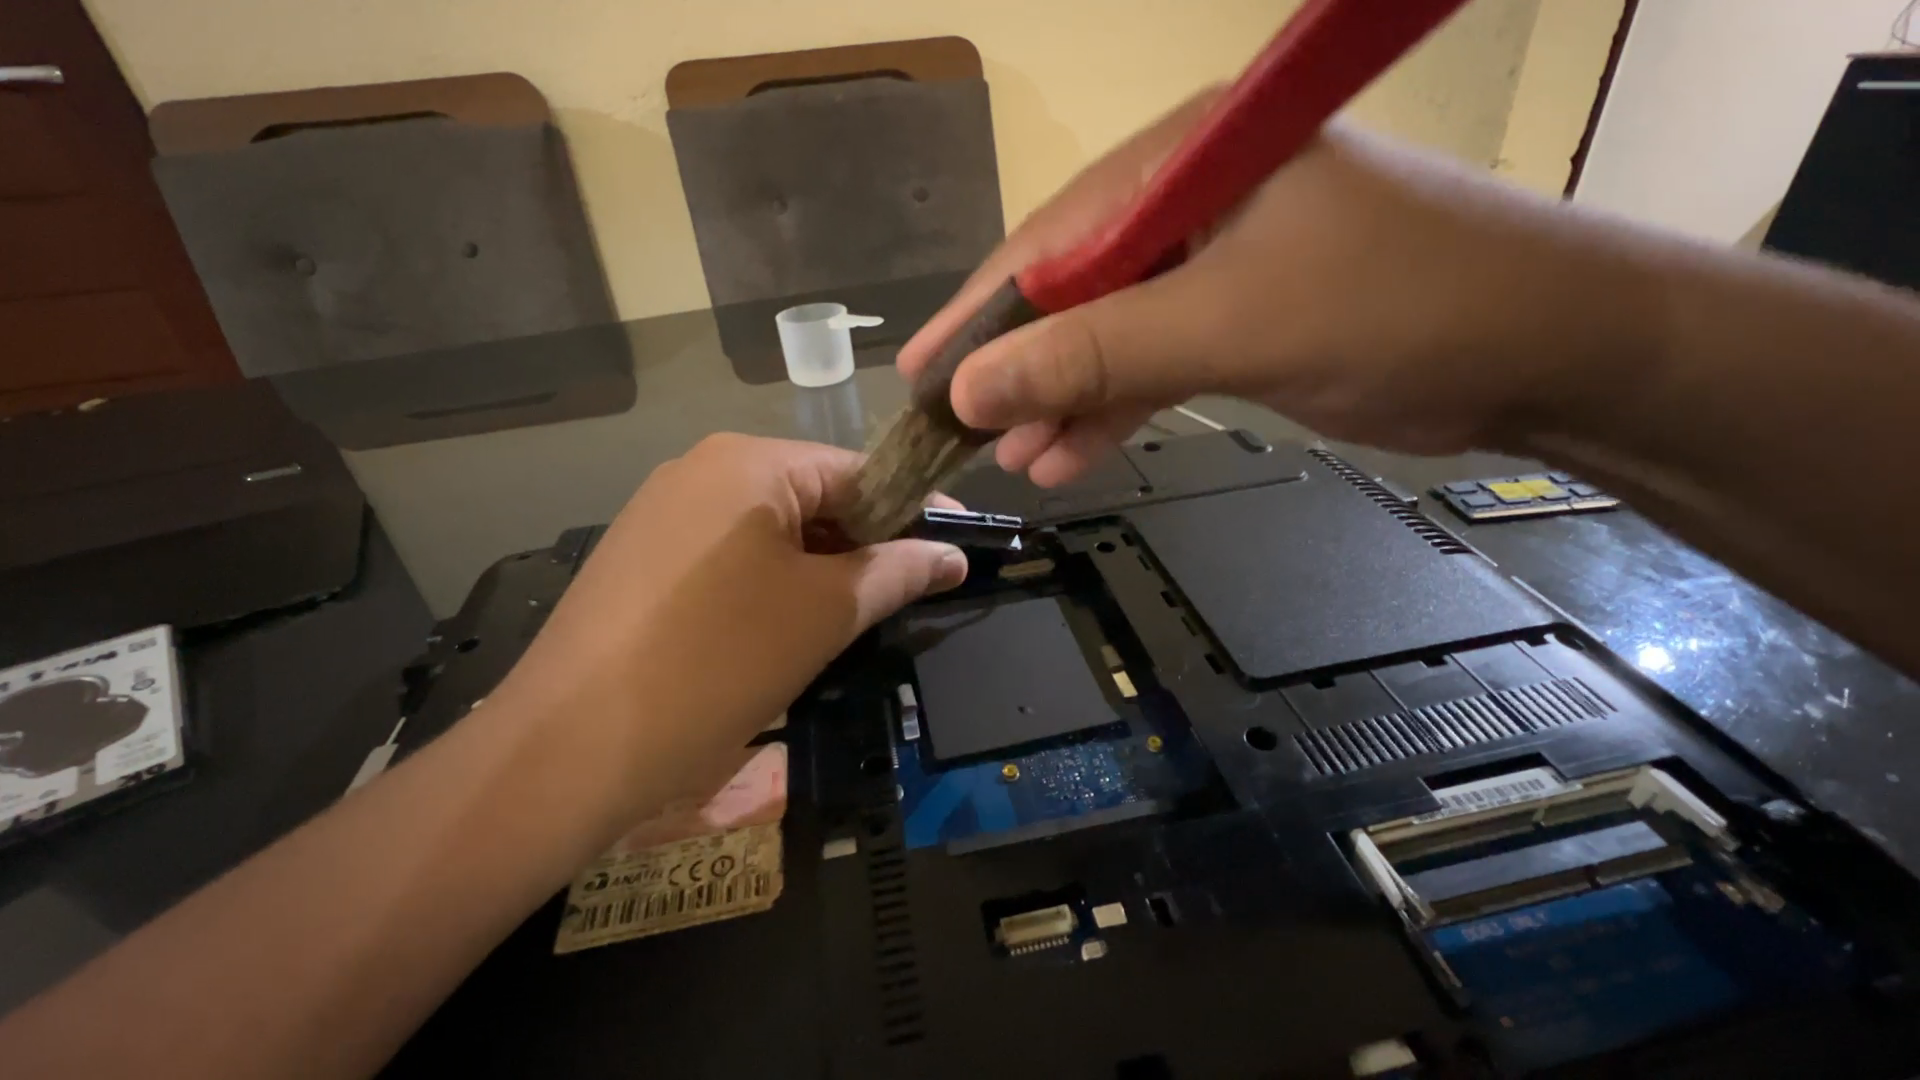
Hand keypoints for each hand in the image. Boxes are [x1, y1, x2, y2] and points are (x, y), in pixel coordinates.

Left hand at [488, 435, 967, 807]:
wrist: (572, 745)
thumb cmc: (720, 660)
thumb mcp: (826, 614)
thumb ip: (898, 571)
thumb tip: (953, 553)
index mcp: (749, 461)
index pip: (857, 470)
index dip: (912, 511)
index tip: (954, 550)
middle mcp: (700, 468)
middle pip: (810, 497)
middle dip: (861, 545)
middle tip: (902, 597)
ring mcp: (660, 512)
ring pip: (767, 530)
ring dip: (815, 570)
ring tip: (843, 623)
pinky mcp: (637, 558)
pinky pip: (726, 555)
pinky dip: (766, 584)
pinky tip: (774, 632)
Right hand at [899, 89, 1651, 484]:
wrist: (1548, 351)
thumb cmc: (1396, 308)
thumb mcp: (1229, 325)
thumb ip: (1096, 351)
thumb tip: (970, 388)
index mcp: (1187, 161)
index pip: (1051, 237)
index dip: (979, 312)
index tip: (917, 375)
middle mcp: (1191, 202)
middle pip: (1072, 290)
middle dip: (1017, 367)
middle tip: (952, 430)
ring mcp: (1216, 265)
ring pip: (1110, 337)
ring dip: (1062, 403)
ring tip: (1013, 463)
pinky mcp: (1241, 322)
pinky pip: (1153, 366)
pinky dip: (1113, 412)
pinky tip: (1068, 458)